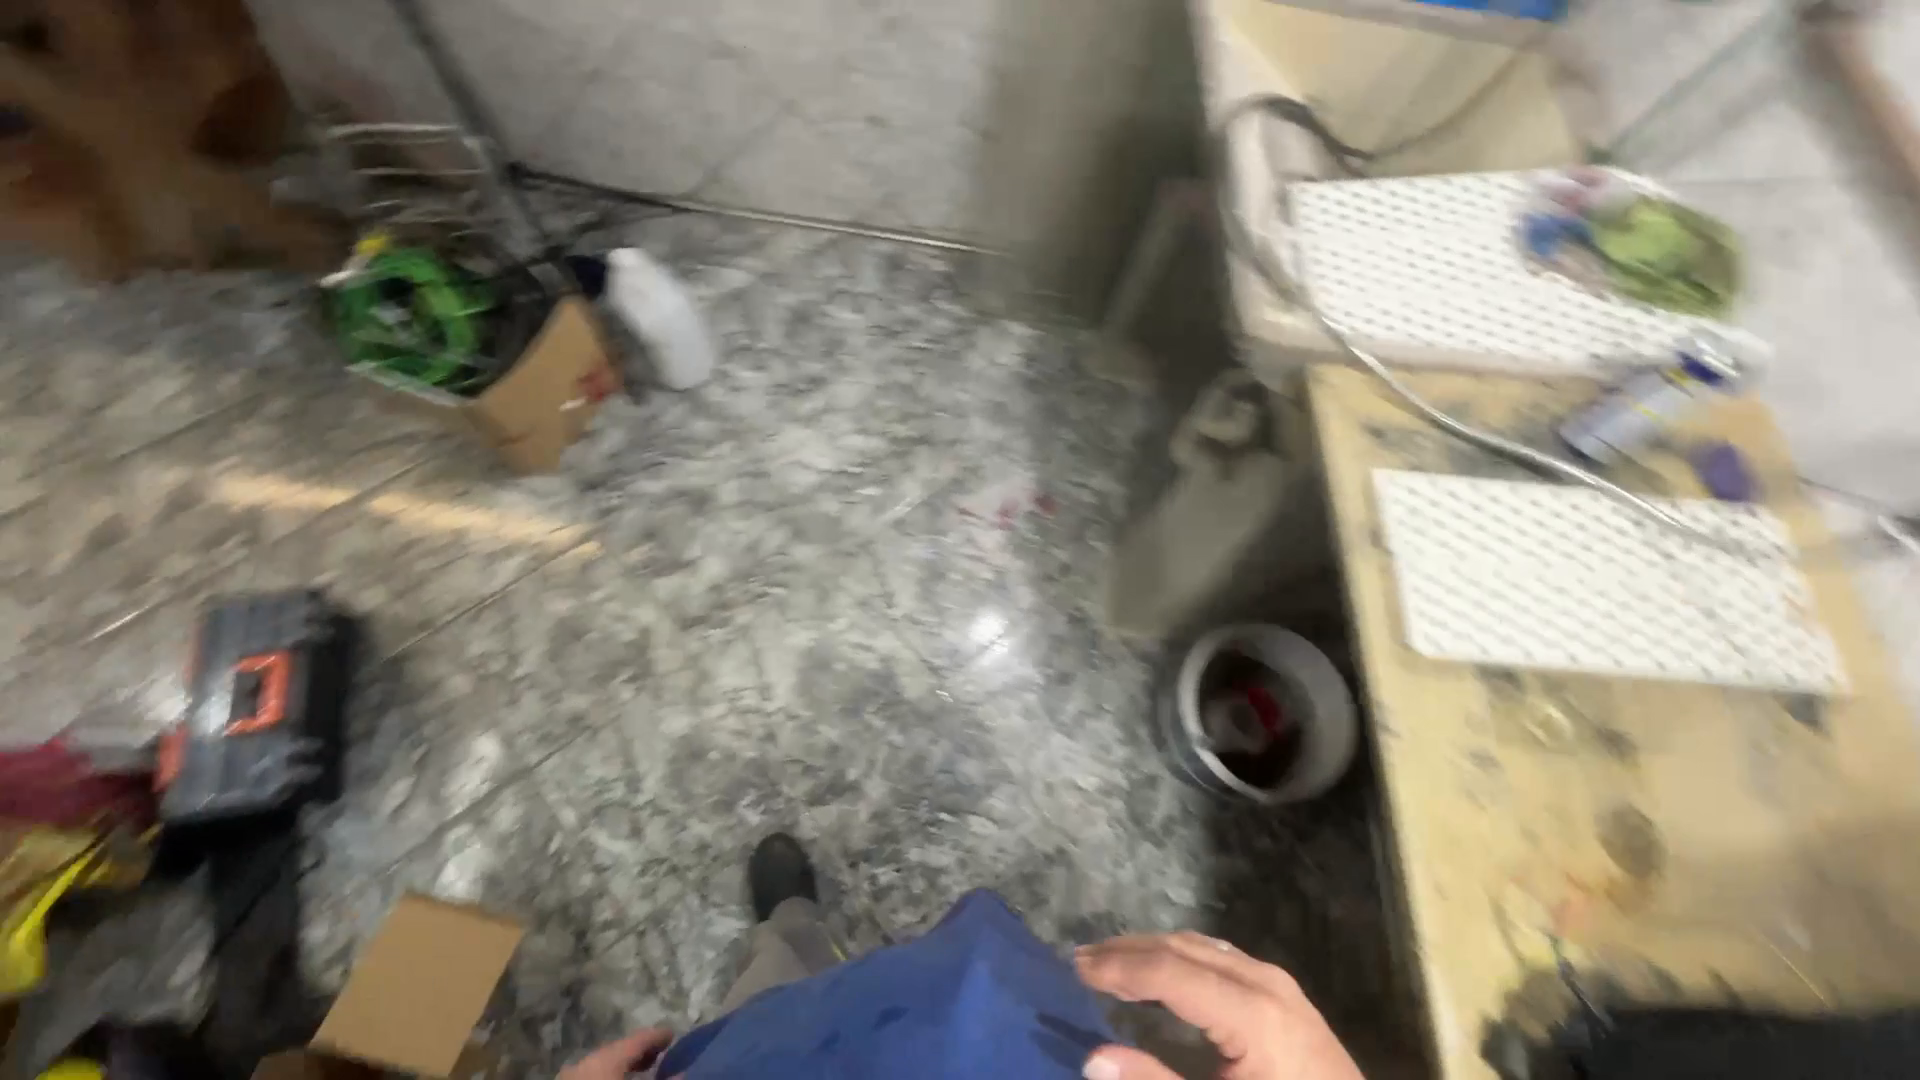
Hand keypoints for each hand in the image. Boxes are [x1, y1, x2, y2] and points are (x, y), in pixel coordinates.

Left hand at [558, 1028, 673, 1079]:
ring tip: (639, 1070)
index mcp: (605, 1058)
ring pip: (600, 1062)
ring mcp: (568, 1075)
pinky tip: (615, 1079)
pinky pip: (589, 1074)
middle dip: (638, 1051)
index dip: (657, 1036)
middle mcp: (584, 1060)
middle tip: (658, 1054)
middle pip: (617, 1049)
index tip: (672, 1035)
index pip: (637, 1039)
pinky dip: (605, 1074)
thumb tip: (682, 1071)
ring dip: (621, 1064)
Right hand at [1076, 933, 1362, 1079]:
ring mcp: (1280, 985)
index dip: (1119, 967)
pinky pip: (1220, 957)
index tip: (1076, 968)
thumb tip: (1093, 1057)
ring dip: (1153, 949)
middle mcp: (1266, 983)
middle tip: (1082, 958)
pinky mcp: (1286, 995)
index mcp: (1252, 1013)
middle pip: (1184, 948)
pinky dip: (1180, 957)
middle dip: (1129, 950)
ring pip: (1202, 946)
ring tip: (1112, 961)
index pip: (1170, 971)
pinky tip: (1163, 972)